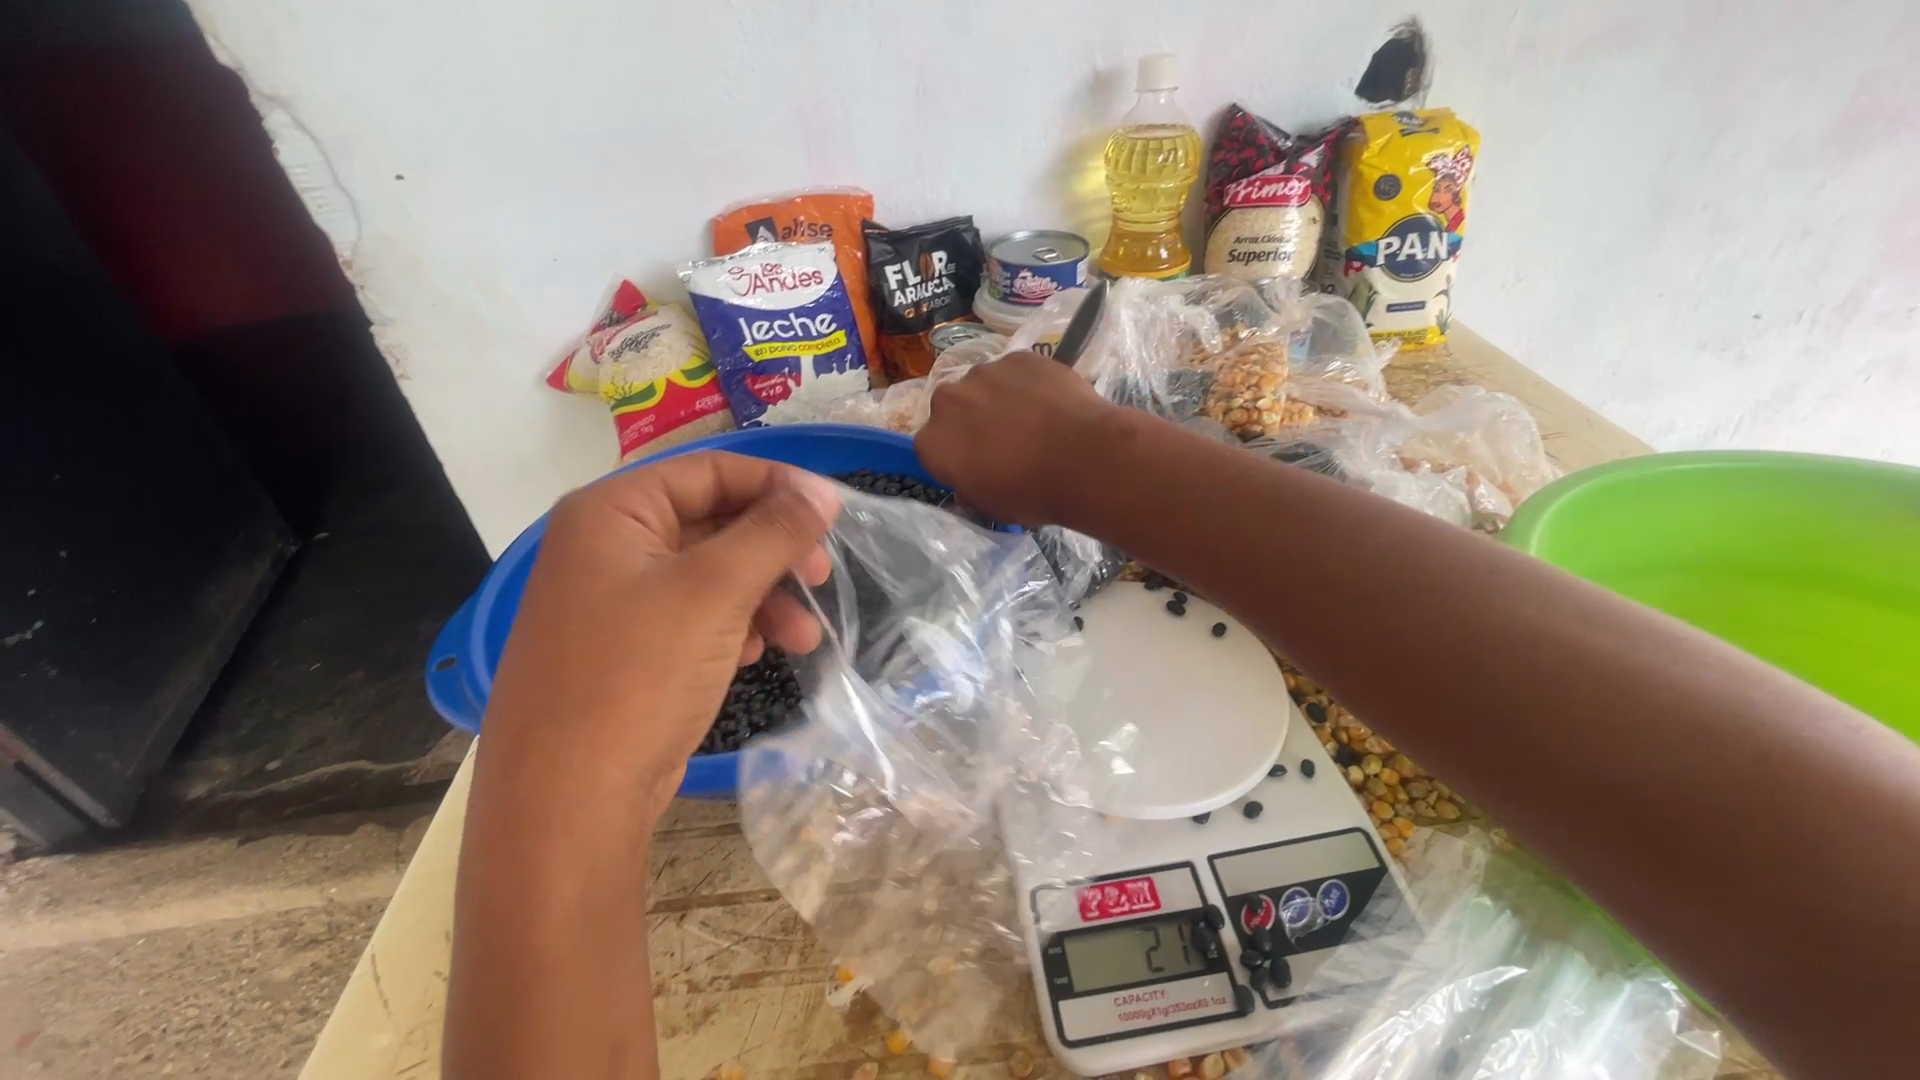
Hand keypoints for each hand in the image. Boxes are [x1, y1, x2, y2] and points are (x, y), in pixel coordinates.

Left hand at [479, 452, 840, 816]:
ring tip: (805, 636)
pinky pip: (695, 617)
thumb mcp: (715, 592)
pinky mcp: (627, 650)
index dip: (776, 486)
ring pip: (711, 575)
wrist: (568, 802)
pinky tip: (758, 654)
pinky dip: (735, 627)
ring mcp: (614, 601)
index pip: (709, 471)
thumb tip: (824, 489)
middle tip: (823, 576)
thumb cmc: (637, 676)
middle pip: (713, 523)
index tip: (833, 514)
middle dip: (775, 552)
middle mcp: (607, 547)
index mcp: (612, 512)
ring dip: (765, 597)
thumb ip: (774, 532)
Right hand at [916, 350, 1118, 523]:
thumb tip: (969, 482)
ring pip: (985, 385)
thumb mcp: (992, 507)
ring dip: (999, 398)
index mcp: (933, 443)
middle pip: (954, 408)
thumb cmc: (1032, 493)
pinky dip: (1028, 384)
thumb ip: (971, 489)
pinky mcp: (1019, 356)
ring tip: (1034, 419)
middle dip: (972, 421)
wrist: (1083, 458)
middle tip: (1006, 441)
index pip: (933, 447)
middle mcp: (948, 400)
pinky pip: (1016, 371)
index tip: (977, 465)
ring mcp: (984, 373)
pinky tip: (1051, 403)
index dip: (956, 455)